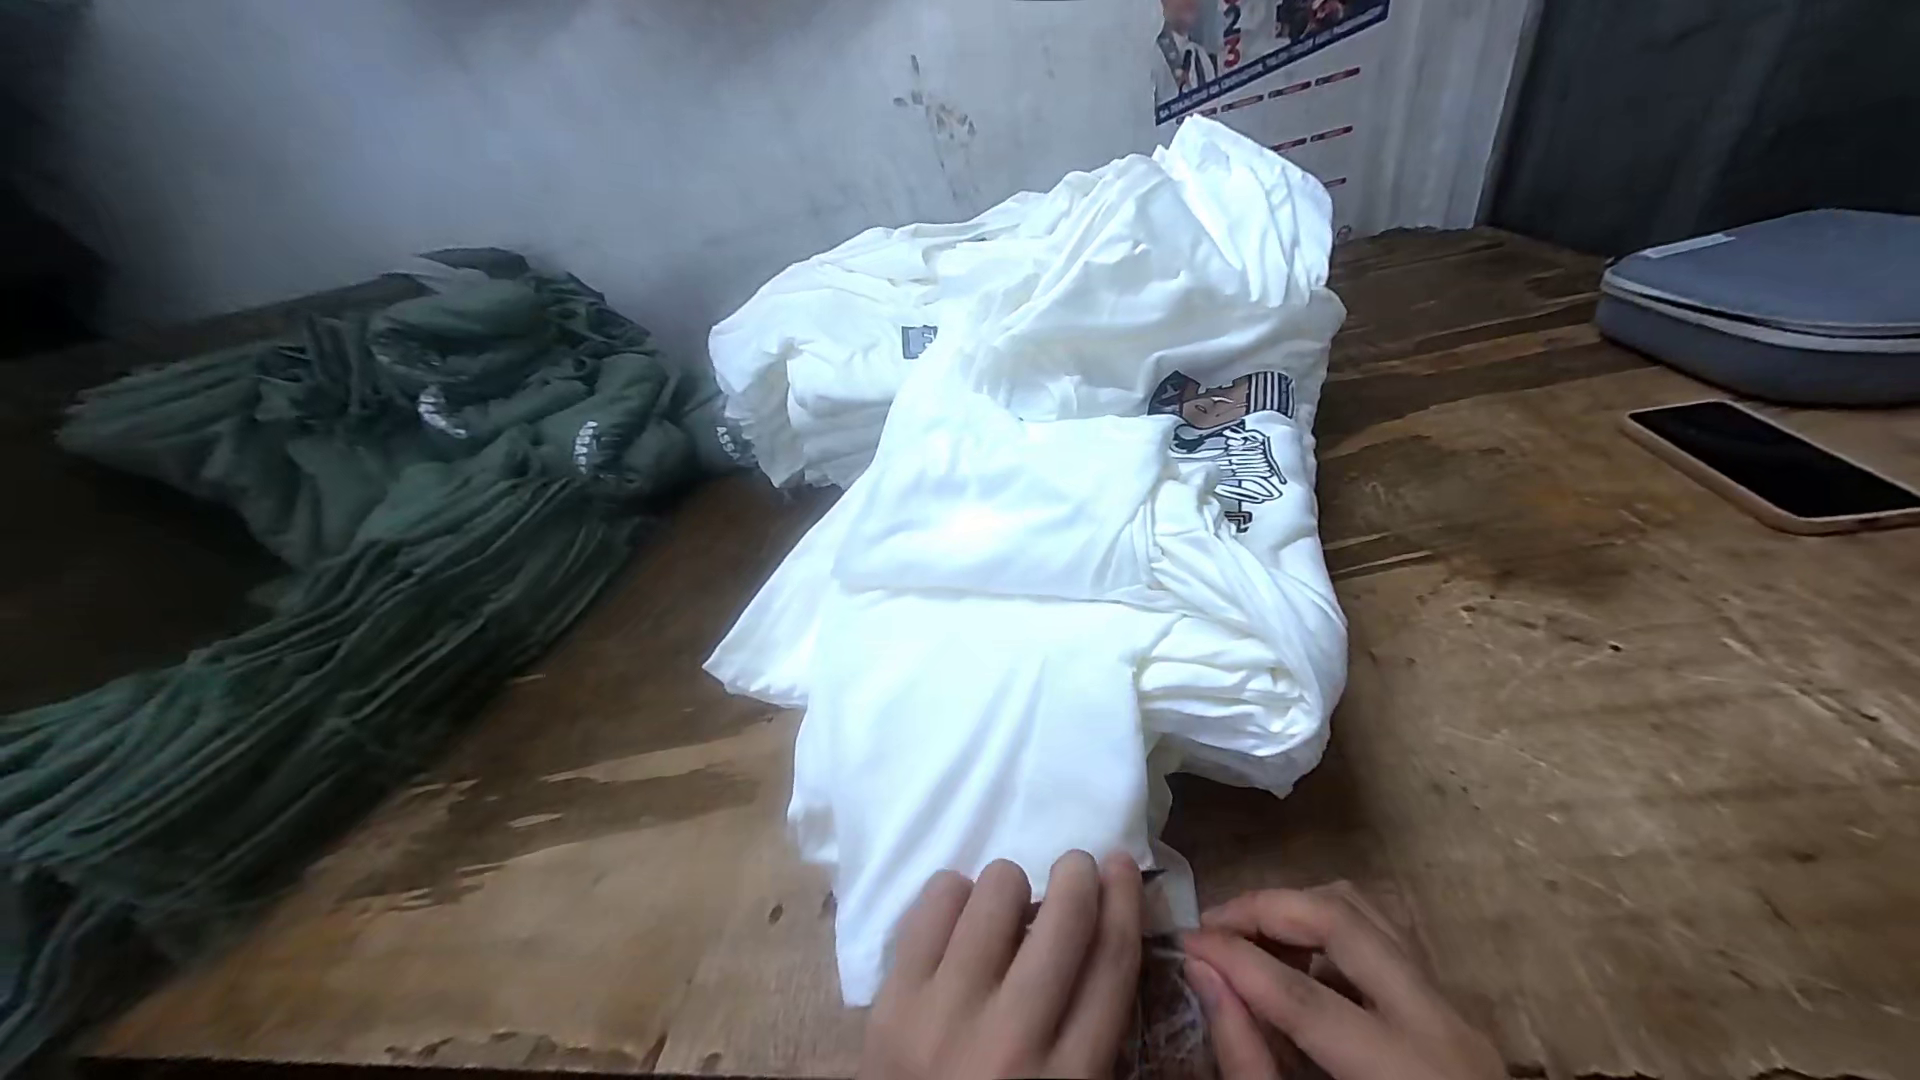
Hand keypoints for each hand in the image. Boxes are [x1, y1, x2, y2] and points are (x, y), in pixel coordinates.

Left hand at [859, 852, 1143, 1079]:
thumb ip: (1093, 1027)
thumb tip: (1105, 924)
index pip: (1112, 963)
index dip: (1124, 900)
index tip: (1122, 865)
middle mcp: (1014, 1041)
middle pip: (1065, 918)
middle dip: (1077, 873)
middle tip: (1075, 867)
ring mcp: (947, 1015)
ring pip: (997, 891)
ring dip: (1011, 885)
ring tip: (1005, 911)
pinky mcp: (895, 998)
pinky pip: (937, 900)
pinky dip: (955, 892)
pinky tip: (960, 918)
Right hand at [1182, 884, 1502, 1079]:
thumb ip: (1248, 1058)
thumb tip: (1202, 973)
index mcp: (1410, 1074)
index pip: (1302, 996)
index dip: (1232, 960)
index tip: (1183, 943)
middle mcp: (1442, 1025)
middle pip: (1338, 916)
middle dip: (1262, 908)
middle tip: (1213, 927)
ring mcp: (1451, 1006)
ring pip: (1359, 907)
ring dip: (1292, 909)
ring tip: (1249, 937)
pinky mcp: (1445, 1000)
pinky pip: (1374, 929)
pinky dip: (1319, 926)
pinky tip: (1292, 960)